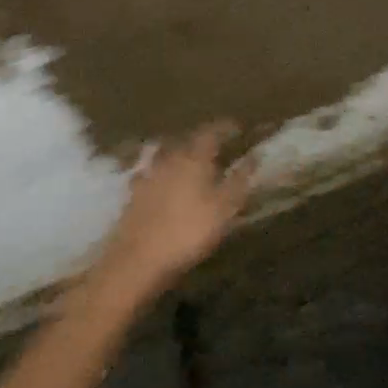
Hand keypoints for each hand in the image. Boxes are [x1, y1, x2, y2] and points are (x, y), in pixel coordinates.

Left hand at [93, 121, 254, 302]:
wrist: (138, 259)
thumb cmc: (189, 231)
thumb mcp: (225, 208)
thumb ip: (240, 180)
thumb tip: (254, 155)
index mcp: (194, 157)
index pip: (212, 132)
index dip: (226, 128)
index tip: (238, 128)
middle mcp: (169, 158)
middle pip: (187, 140)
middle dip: (202, 140)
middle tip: (217, 145)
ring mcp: (147, 174)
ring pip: (166, 154)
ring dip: (179, 154)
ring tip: (190, 161)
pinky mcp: (133, 193)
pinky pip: (150, 173)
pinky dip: (160, 172)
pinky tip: (162, 181)